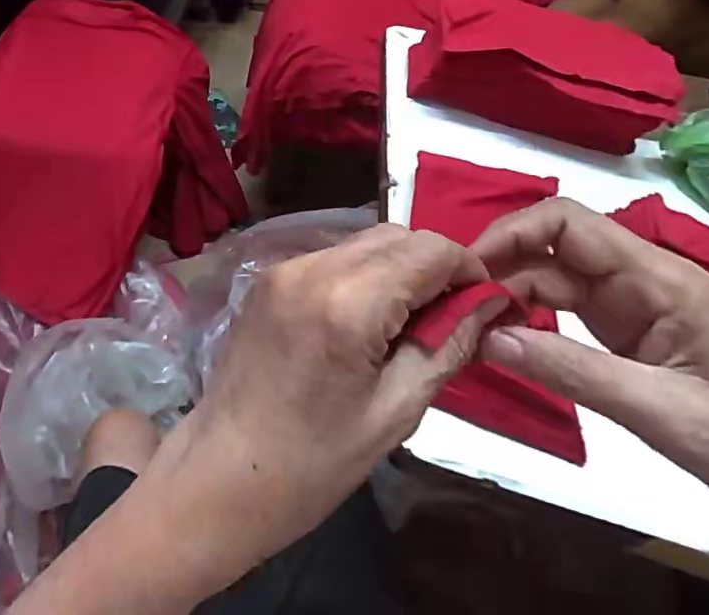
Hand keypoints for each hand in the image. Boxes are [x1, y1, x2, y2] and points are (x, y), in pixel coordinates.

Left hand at [12, 226, 501, 614]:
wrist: (219, 475)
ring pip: (366, 239)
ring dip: (400, 266)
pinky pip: (335, 255)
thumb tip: (489, 304)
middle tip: (451, 314)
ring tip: (410, 319)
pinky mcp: (270, 275)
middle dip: (435, 264)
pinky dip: (366, 272)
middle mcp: (313, 266)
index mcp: (347, 301)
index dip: (468, 267)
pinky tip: (368, 317)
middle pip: (397, 234)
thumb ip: (447, 345)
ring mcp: (286, 265)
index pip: (429, 250)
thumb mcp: (395, 412)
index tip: (484, 301)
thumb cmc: (312, 462)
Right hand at [472, 198, 708, 524]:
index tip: (469, 268)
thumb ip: (572, 370)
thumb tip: (488, 336)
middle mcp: (643, 282)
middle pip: (555, 250)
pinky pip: (569, 318)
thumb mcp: (665, 413)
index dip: (513, 232)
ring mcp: (636, 312)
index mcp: (660, 278)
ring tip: (470, 328)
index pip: (569, 223)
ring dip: (512, 298)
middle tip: (457, 309)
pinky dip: (533, 325)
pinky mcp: (631, 343)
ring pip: (556, 283)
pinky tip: (506, 342)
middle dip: (503, 269)